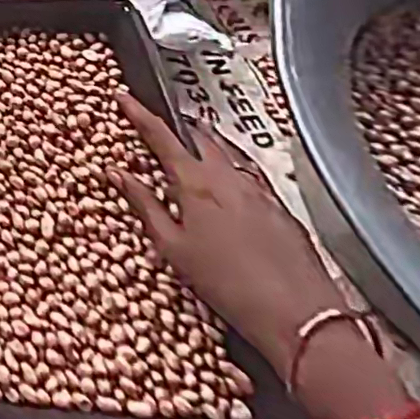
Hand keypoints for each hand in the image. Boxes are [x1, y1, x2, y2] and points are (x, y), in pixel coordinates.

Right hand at [109, 93, 344, 366]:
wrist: (302, 321)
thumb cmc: (228, 285)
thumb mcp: (171, 245)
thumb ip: (143, 203)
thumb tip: (117, 173)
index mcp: (197, 184)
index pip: (160, 136)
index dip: (138, 113)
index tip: (123, 97)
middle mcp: (230, 180)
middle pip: (200, 137)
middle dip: (177, 124)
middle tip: (159, 121)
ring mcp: (261, 193)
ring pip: (228, 152)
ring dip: (206, 141)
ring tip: (193, 140)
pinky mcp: (283, 211)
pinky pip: (250, 174)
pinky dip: (231, 165)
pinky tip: (227, 179)